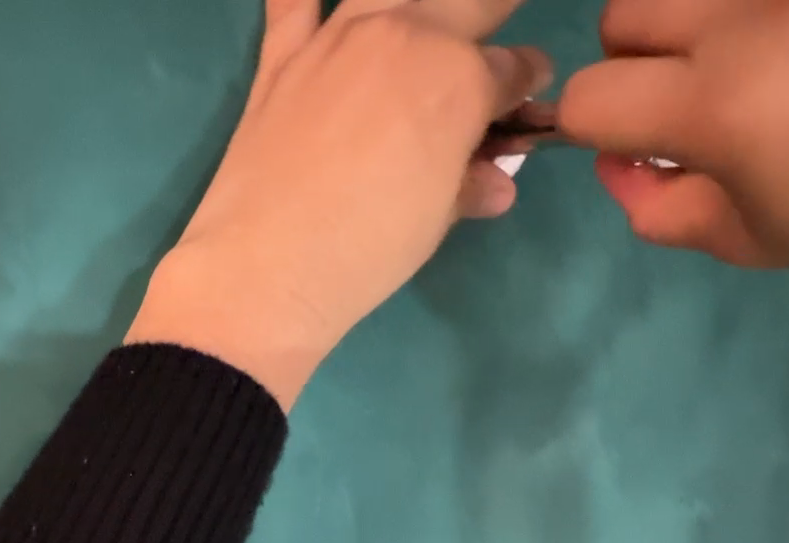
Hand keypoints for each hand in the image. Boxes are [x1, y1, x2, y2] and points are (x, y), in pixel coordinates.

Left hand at [127, 0, 552, 409]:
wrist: (265, 271)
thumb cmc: (365, 255)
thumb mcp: (433, 222)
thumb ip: (465, 184)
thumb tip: (493, 181)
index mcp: (460, 79)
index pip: (510, 69)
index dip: (523, 85)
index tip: (523, 97)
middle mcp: (404, 37)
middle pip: (466, 3)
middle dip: (491, 14)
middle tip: (491, 28)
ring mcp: (336, 40)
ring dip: (418, 0)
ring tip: (420, 22)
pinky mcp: (280, 60)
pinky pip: (292, 3)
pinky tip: (314, 3)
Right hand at [557, 0, 788, 320]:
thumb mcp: (746, 239)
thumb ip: (654, 202)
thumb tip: (617, 159)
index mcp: (717, 105)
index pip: (586, 98)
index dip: (590, 127)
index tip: (629, 141)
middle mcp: (759, 14)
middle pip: (628, 12)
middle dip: (635, 60)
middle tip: (688, 91)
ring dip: (698, 18)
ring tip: (755, 52)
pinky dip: (767, 11)